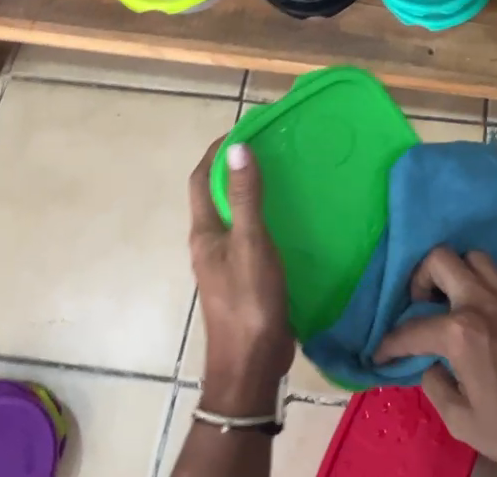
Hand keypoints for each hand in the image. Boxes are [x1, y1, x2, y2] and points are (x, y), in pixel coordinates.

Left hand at [188, 138, 294, 415]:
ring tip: (287, 174)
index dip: (218, 151)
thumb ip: (246, 197)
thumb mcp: (251, 244)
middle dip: (238, 166)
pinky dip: (267, 217)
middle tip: (274, 147)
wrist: (251, 367)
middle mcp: (211, 243)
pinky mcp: (246, 277)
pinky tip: (294, 217)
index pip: (202, 179)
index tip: (247, 128)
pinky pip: (253, 235)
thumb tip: (238, 147)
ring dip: (253, 191)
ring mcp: (227, 263)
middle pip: (218, 194)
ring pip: (237, 215)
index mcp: (205, 232)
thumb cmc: (249, 303)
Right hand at [375, 248, 496, 474]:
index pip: (412, 329)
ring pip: (474, 257)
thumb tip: (430, 366)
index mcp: (461, 333)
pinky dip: (487, 282)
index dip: (390, 343)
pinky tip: (486, 308)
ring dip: (457, 273)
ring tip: (452, 300)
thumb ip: (435, 388)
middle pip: (441, 259)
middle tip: (419, 304)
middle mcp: (482, 301)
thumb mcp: (463, 422)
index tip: (380, 353)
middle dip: (420, 278)